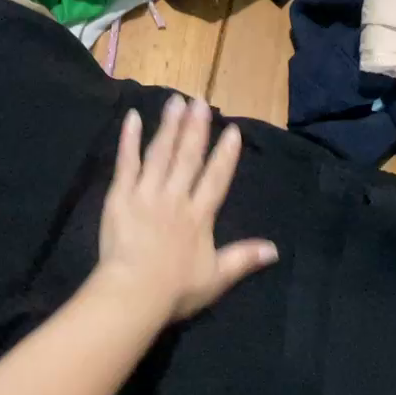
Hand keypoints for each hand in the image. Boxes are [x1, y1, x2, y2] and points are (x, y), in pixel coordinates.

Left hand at [93, 96, 278, 321]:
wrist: (133, 293)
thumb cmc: (175, 289)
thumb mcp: (217, 277)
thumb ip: (244, 258)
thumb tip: (274, 249)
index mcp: (199, 215)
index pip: (216, 178)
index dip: (226, 154)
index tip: (232, 130)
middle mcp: (176, 197)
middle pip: (188, 157)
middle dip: (196, 128)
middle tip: (200, 101)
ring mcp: (147, 193)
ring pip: (161, 153)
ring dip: (169, 126)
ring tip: (176, 101)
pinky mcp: (121, 196)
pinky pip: (126, 163)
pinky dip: (129, 140)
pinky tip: (132, 119)